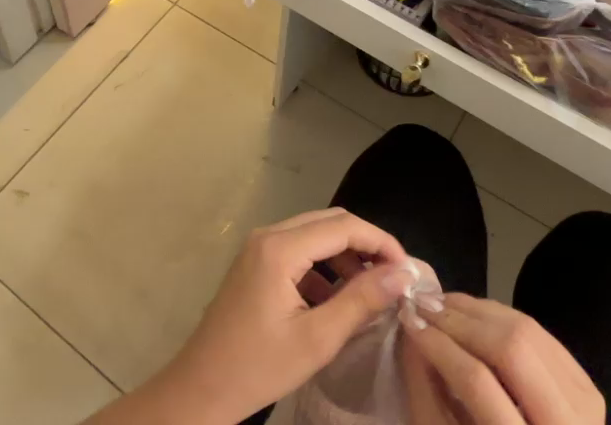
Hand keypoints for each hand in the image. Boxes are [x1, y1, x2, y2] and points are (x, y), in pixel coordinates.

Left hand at [146, 208, 415, 423]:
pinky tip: (337, 300)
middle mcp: (267, 235)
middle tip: (395, 279)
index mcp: (280, 248)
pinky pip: (299, 251)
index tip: (408, 271)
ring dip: (346, 256)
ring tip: (371, 293)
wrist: (202, 387)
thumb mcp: (318, 338)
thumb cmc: (259, 366)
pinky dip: (324, 267)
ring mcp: (258, 247)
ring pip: (314, 235)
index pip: (343, 226)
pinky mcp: (256, 263)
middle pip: (329, 222)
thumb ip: (361, 300)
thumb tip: (402, 273)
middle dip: (366, 245)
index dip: (380, 242)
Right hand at [400, 293, 604, 424]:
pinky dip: (500, 317)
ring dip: (477, 310)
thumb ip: (427, 391)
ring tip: (440, 303)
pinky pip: (540, 334)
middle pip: (510, 348)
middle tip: (421, 304)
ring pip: (527, 331)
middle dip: (459, 320)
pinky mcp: (588, 385)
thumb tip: (413, 331)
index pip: (479, 383)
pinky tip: (471, 314)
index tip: (408, 321)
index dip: (440, 346)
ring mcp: (586, 403)